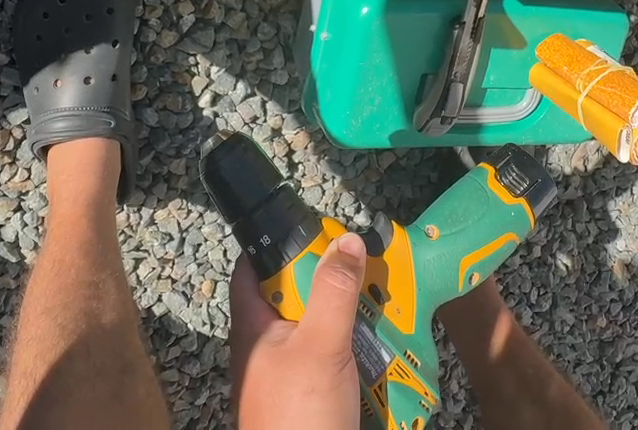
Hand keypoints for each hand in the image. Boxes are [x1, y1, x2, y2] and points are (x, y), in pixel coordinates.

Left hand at [228, 233, 367, 429]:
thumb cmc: (298, 417)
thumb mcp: (319, 346)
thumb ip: (333, 292)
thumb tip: (347, 240)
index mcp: (253, 325)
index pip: (253, 267)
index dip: (278, 242)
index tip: (315, 227)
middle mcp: (268, 345)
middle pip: (296, 294)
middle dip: (331, 279)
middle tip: (366, 264)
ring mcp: (291, 373)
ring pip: (322, 326)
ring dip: (351, 315)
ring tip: (384, 299)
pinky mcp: (315, 396)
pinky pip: (337, 358)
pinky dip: (358, 347)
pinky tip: (384, 340)